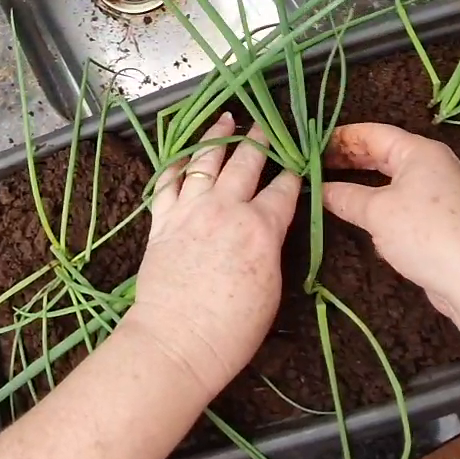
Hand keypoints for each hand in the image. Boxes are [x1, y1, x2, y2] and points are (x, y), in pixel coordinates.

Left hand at [125, 114, 300, 395]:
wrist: (177, 340)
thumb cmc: (232, 328)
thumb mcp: (271, 288)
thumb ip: (270, 247)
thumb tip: (268, 227)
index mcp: (260, 228)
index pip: (283, 190)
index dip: (292, 172)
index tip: (297, 158)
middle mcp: (225, 208)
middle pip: (245, 163)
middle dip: (257, 140)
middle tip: (263, 123)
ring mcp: (190, 209)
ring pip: (205, 160)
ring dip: (217, 136)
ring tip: (225, 118)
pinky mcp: (162, 218)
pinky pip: (168, 181)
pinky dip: (175, 164)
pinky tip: (181, 155)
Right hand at [322, 123, 459, 317]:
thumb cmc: (425, 234)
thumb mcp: (376, 212)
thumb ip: (344, 196)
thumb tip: (319, 190)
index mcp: (418, 151)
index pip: (371, 132)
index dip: (338, 138)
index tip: (309, 147)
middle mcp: (430, 164)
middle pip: (380, 152)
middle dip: (347, 159)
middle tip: (313, 167)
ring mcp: (437, 191)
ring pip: (389, 178)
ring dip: (360, 182)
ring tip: (328, 187)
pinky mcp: (439, 218)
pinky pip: (399, 199)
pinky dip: (376, 201)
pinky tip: (357, 213)